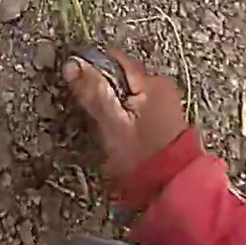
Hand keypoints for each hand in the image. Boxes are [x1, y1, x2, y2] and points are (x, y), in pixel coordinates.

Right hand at [62, 48, 188, 185]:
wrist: (171, 185)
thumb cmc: (141, 156)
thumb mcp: (112, 123)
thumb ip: (93, 92)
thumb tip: (73, 65)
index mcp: (150, 82)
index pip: (114, 59)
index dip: (92, 67)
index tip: (76, 80)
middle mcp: (161, 85)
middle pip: (122, 75)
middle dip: (104, 89)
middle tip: (95, 113)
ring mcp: (165, 100)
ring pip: (129, 91)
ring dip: (115, 102)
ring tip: (109, 128)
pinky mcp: (165, 115)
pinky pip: (138, 103)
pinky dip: (127, 112)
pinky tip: (123, 132)